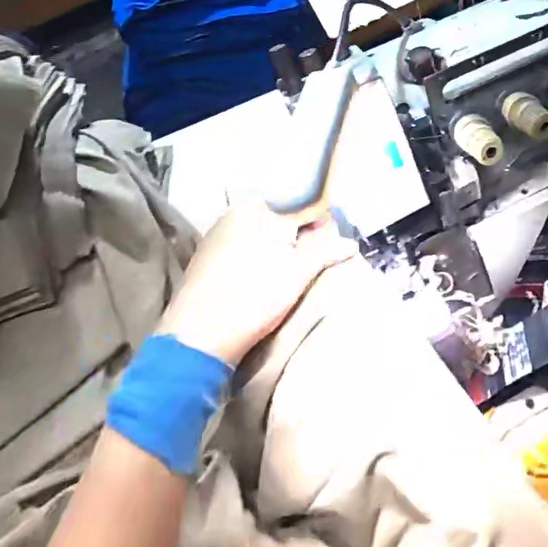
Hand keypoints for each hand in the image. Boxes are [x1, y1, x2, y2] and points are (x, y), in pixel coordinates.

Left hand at [156, 205, 356, 365]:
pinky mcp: (205, 260)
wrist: (196, 341)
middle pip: (281, 220)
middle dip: (300, 238)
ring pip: (261, 236)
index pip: (303, 205)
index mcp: (257, 206)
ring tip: (289, 277)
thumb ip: (326, 249)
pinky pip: (243, 251)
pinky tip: (262, 283)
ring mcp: (215, 237)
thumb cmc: (254, 297)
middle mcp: (233, 213)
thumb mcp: (299, 272)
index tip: (332, 247)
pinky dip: (258, 261)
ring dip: (279, 251)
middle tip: (312, 264)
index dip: (322, 225)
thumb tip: (350, 243)